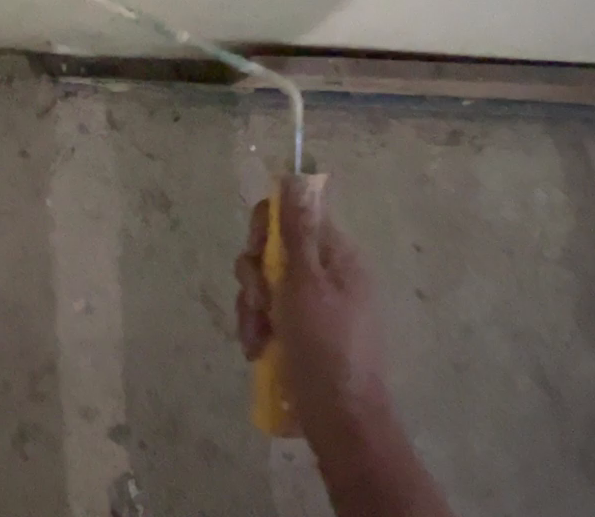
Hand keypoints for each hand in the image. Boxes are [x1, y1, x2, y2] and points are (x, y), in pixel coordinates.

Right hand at [234, 179, 391, 441]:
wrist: (341, 419)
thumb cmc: (325, 345)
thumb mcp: (305, 282)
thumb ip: (295, 230)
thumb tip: (296, 176)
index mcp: (337, 254)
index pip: (293, 214)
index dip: (266, 228)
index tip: (258, 252)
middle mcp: (327, 273)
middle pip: (272, 250)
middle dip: (255, 277)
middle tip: (259, 301)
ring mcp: (315, 305)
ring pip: (265, 284)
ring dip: (252, 308)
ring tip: (257, 337)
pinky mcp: (303, 331)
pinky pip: (269, 313)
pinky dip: (259, 328)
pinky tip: (258, 350)